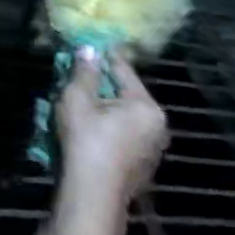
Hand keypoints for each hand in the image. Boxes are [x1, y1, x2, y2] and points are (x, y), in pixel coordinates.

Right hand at [55, 48, 167, 207]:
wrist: (94, 192)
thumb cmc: (87, 139)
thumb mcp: (77, 98)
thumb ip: (85, 71)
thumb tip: (89, 48)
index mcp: (147, 106)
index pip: (123, 69)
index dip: (102, 54)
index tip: (88, 42)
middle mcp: (158, 125)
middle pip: (125, 92)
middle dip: (100, 82)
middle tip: (75, 73)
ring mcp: (154, 147)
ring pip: (125, 114)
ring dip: (103, 104)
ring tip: (78, 98)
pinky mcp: (143, 164)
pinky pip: (125, 132)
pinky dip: (108, 123)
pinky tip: (88, 125)